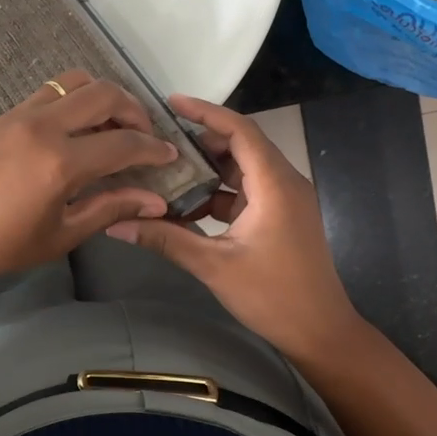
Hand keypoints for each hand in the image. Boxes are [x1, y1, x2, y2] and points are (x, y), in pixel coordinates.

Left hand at [0, 70, 178, 294]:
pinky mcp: (3, 116)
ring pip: (74, 82)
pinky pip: (49, 92)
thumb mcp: (60, 235)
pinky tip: (75, 129)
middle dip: (135, 110)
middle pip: (105, 94)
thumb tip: (155, 201)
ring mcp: (20, 115)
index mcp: (61, 162)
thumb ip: (109, 209)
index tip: (170, 156)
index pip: (124, 143)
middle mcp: (44, 126)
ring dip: (102, 96)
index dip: (154, 149)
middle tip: (144, 135)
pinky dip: (73, 99)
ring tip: (111, 125)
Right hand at [106, 95, 357, 356]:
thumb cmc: (273, 296)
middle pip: (240, 145)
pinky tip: (186, 207)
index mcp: (274, 184)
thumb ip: (165, 239)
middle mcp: (284, 183)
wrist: (321, 333)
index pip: (239, 130)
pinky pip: (247, 191)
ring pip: (242, 169)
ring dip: (207, 169)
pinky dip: (218, 193)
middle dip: (200, 140)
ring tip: (165, 170)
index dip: (205, 112)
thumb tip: (116, 225)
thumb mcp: (214, 266)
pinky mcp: (282, 218)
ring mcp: (286, 201)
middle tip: (158, 141)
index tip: (170, 102)